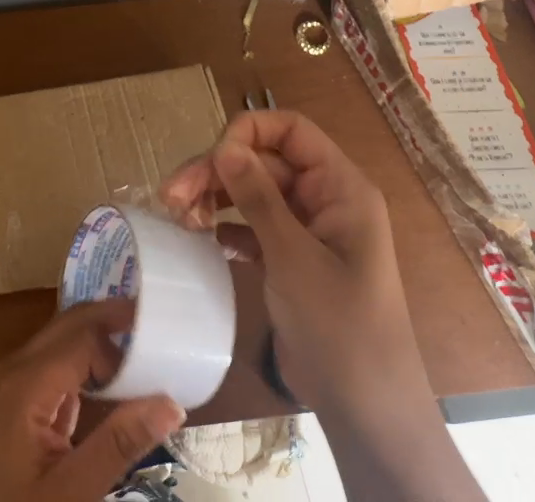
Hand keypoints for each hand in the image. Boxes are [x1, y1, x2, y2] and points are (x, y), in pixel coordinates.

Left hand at [0, 299, 186, 501]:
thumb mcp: (73, 488)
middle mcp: (17, 368)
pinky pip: (60, 366)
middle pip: (70, 325)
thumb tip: (171, 403)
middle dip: (113, 321)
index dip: (123, 345)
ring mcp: (16, 382)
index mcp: (26, 381)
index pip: (83, 337)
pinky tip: (119, 382)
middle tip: (160, 328)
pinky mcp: (22, 400)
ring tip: (148, 353)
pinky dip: (92, 367)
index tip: (163, 363)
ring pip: (65, 341)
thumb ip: (119, 443)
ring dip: (104, 342)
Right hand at [160, 110, 421, 412]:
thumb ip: (258, 198)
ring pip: (251, 192)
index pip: (290, 130)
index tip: (210, 162)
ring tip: (179, 218)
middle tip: (170, 198)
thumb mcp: (293, 256)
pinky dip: (224, 227)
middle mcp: (323, 200)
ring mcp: (306, 230)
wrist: (364, 404)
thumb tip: (224, 147)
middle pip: (262, 161)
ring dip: (213, 198)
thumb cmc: (339, 324)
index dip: (247, 133)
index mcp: (339, 188)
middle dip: (215, 171)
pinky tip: (201, 240)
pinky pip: (250, 225)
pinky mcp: (289, 258)